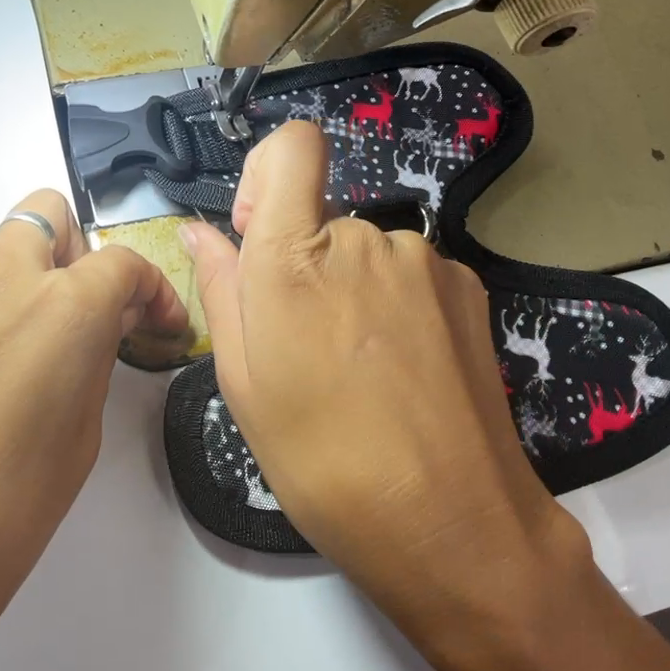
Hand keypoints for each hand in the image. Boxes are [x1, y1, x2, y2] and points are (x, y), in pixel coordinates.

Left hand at [0, 191, 186, 670]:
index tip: (159, 325)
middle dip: (79, 256)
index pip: (123, 263)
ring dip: (27, 274)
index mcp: (59, 305)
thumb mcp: (75, 444)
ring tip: (30, 349)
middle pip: (50, 214)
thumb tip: (97, 332)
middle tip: (86, 319)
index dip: (152, 291)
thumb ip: (93, 364)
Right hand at [183, 122, 669, 670]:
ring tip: (358, 372)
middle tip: (305, 350)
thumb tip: (201, 232)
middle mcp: (362, 239)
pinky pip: (410, 274)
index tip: (259, 234)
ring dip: (353, 291)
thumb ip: (221, 289)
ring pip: (366, 253)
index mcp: (293, 260)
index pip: (292, 148)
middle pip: (321, 221)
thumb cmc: (321, 459)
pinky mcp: (467, 286)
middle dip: (305, 267)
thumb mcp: (244, 382)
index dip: (267, 173)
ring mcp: (423, 261)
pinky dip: (396, 305)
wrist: (450, 522)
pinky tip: (401, 370)